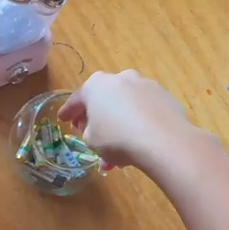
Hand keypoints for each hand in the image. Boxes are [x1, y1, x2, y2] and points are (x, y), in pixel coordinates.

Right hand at [58, 69, 204, 175]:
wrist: (162, 141)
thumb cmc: (116, 138)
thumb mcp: (91, 139)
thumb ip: (89, 130)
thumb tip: (98, 128)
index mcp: (96, 85)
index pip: (77, 99)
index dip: (68, 112)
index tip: (63, 120)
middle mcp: (121, 78)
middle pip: (104, 98)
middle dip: (97, 116)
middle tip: (90, 131)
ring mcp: (145, 85)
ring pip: (125, 106)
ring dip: (118, 124)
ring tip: (116, 151)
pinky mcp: (165, 96)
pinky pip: (143, 111)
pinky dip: (137, 123)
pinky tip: (136, 143)